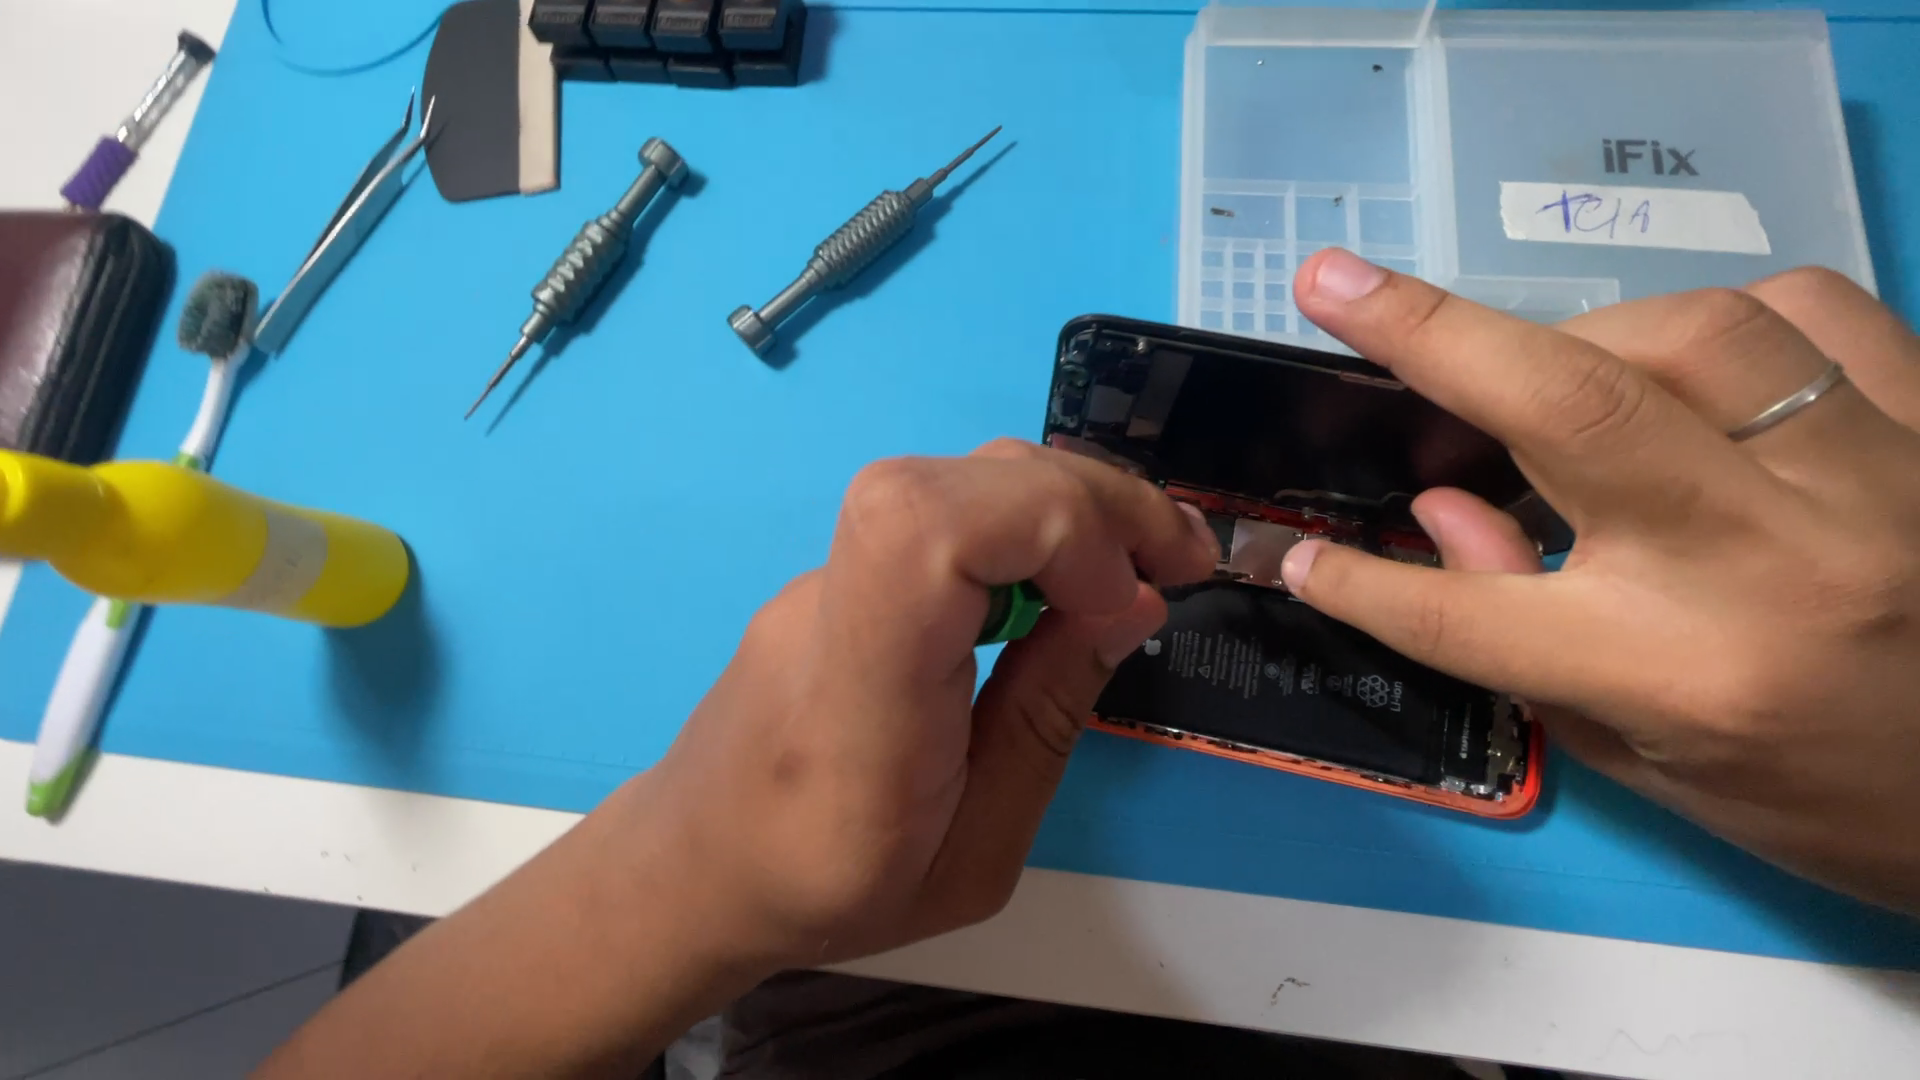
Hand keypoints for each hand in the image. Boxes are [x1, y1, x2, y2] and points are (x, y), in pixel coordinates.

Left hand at [605, 441, 1218, 969]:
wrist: (698, 863)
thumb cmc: (833, 890)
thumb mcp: (974, 856)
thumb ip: (1048, 721)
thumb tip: (1131, 601)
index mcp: (856, 705)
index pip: (922, 533)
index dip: (1045, 525)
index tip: (1123, 594)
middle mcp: (828, 610)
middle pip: (947, 484)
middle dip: (1088, 501)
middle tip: (1179, 557)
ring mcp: (822, 576)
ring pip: (951, 478)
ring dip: (1065, 501)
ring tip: (1141, 558)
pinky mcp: (836, 571)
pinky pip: (939, 510)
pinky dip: (1025, 519)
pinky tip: (1065, 569)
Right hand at [1287, 249, 1919, 912]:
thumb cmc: (1814, 794)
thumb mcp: (1638, 752)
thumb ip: (1515, 632)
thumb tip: (1434, 509)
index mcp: (1677, 670)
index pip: (1461, 610)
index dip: (1356, 582)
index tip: (1285, 553)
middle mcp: (1769, 563)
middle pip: (1569, 409)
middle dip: (1427, 332)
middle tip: (1332, 283)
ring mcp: (1879, 479)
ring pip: (1695, 332)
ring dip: (1577, 335)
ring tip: (1540, 370)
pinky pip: (1816, 315)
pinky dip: (1718, 323)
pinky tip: (1684, 364)